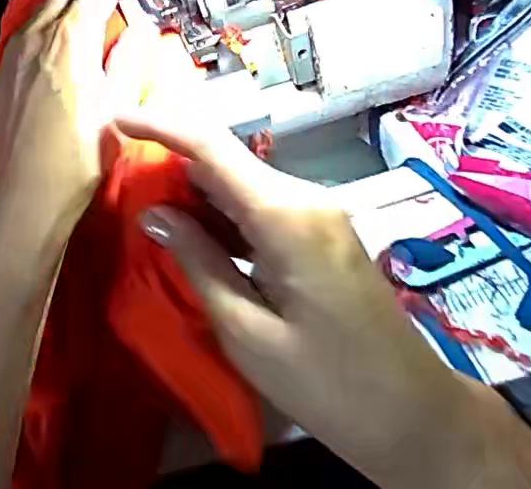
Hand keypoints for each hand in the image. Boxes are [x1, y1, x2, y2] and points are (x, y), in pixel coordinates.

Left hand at [0, 0, 135, 226]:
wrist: (25, 196)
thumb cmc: (81, 153)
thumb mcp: (120, 105)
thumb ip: (130, 58)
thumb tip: (139, 27)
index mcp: (71, 37)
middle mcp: (38, 34)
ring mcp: (15, 52)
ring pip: (43, 5)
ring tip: (90, 0)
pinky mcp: (3, 72)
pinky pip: (28, 26)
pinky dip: (49, 15)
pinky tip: (60, 32)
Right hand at [122, 112, 530, 488]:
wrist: (414, 413)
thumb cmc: (330, 385)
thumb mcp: (249, 334)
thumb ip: (199, 262)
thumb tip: (154, 213)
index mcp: (286, 214)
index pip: (212, 147)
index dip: (161, 125)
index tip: (117, 116)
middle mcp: (303, 195)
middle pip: (226, 159)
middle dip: (172, 160)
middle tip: (121, 172)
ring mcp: (316, 209)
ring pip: (241, 180)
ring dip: (195, 187)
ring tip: (146, 201)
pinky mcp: (319, 227)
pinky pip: (260, 204)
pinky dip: (222, 211)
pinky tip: (193, 230)